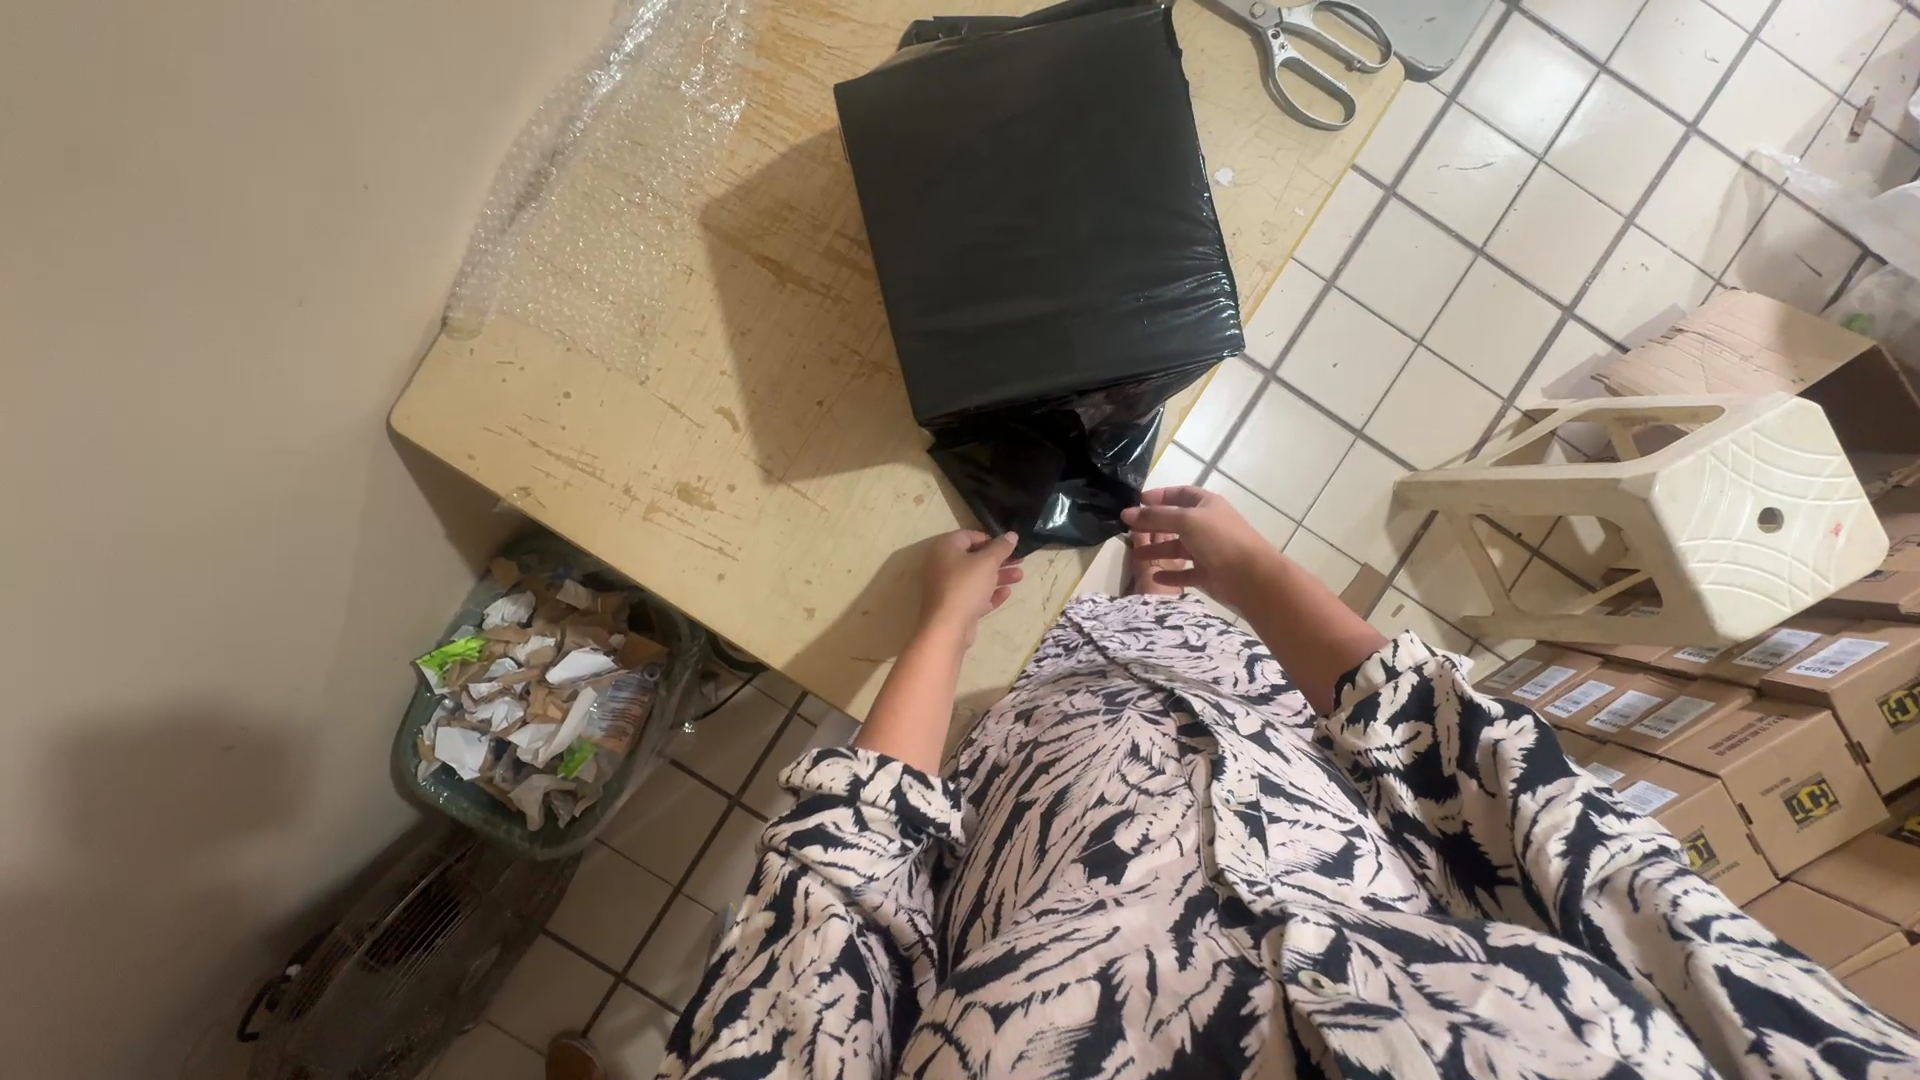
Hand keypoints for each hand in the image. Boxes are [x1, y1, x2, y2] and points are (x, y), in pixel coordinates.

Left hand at [920, 530, 1023, 643]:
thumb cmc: (966, 585)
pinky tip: (1007, 592)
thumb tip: (1012, 534)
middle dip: (999, 559)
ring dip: (999, 576)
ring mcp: (948, 587)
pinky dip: (990, 593)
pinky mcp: (955, 606)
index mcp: (946, 548)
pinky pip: (974, 596)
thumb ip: (1001, 547)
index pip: (969, 536)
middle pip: (974, 558)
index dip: (990, 539)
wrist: (948, 626)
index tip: (1008, 545)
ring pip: (977, 578)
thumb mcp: (987, 562)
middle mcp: (943, 565)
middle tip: (1020, 560)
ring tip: (1020, 576)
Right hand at [1120, 487, 1281, 610]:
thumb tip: (1126, 513)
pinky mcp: (1208, 573)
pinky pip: (1185, 573)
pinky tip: (1155, 576)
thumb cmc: (1219, 540)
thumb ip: (1155, 517)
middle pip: (1175, 522)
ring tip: (1136, 555)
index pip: (1180, 495)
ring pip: (1178, 548)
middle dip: (1153, 524)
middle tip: (1129, 529)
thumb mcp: (1185, 520)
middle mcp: (1207, 526)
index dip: (1159, 496)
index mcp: (1207, 506)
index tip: (1137, 502)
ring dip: (1157, 550)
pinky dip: (1170, 574)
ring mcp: (1208, 550)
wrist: (1250, 576)